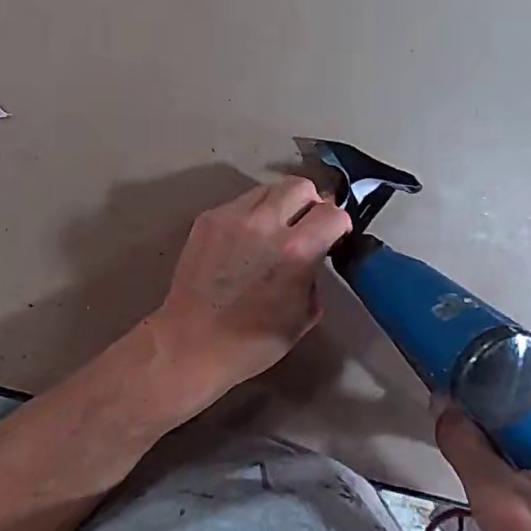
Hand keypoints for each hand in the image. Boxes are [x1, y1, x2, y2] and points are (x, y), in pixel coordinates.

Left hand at [149, 177, 350, 394]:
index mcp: (296, 251)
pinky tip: (247, 238)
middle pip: (303, 186)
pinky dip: (253, 213)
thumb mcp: (304, 314)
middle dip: (312, 204)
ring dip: (282, 204)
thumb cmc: (253, 341)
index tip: (335, 235)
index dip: (339, 225)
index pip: (333, 213)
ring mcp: (233, 217)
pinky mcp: (209, 218)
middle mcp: (266, 224)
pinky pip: (242, 202)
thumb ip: (315, 274)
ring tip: (276, 228)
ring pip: (271, 187)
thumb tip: (316, 253)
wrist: (191, 345)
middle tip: (307, 225)